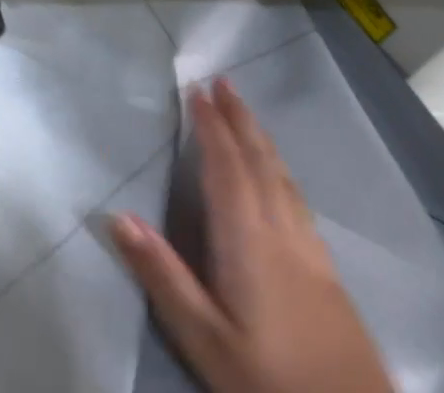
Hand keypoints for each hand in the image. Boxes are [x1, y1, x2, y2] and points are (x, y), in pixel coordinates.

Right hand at [107, 79, 392, 392]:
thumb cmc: (268, 378)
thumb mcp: (202, 336)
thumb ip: (161, 275)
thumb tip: (117, 215)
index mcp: (249, 242)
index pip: (227, 170)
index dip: (212, 128)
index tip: (197, 89)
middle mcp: (283, 235)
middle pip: (261, 165)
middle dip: (240, 121)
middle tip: (224, 81)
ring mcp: (311, 253)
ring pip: (284, 180)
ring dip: (262, 140)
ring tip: (245, 113)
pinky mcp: (326, 272)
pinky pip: (297, 199)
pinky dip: (280, 171)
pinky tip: (278, 178)